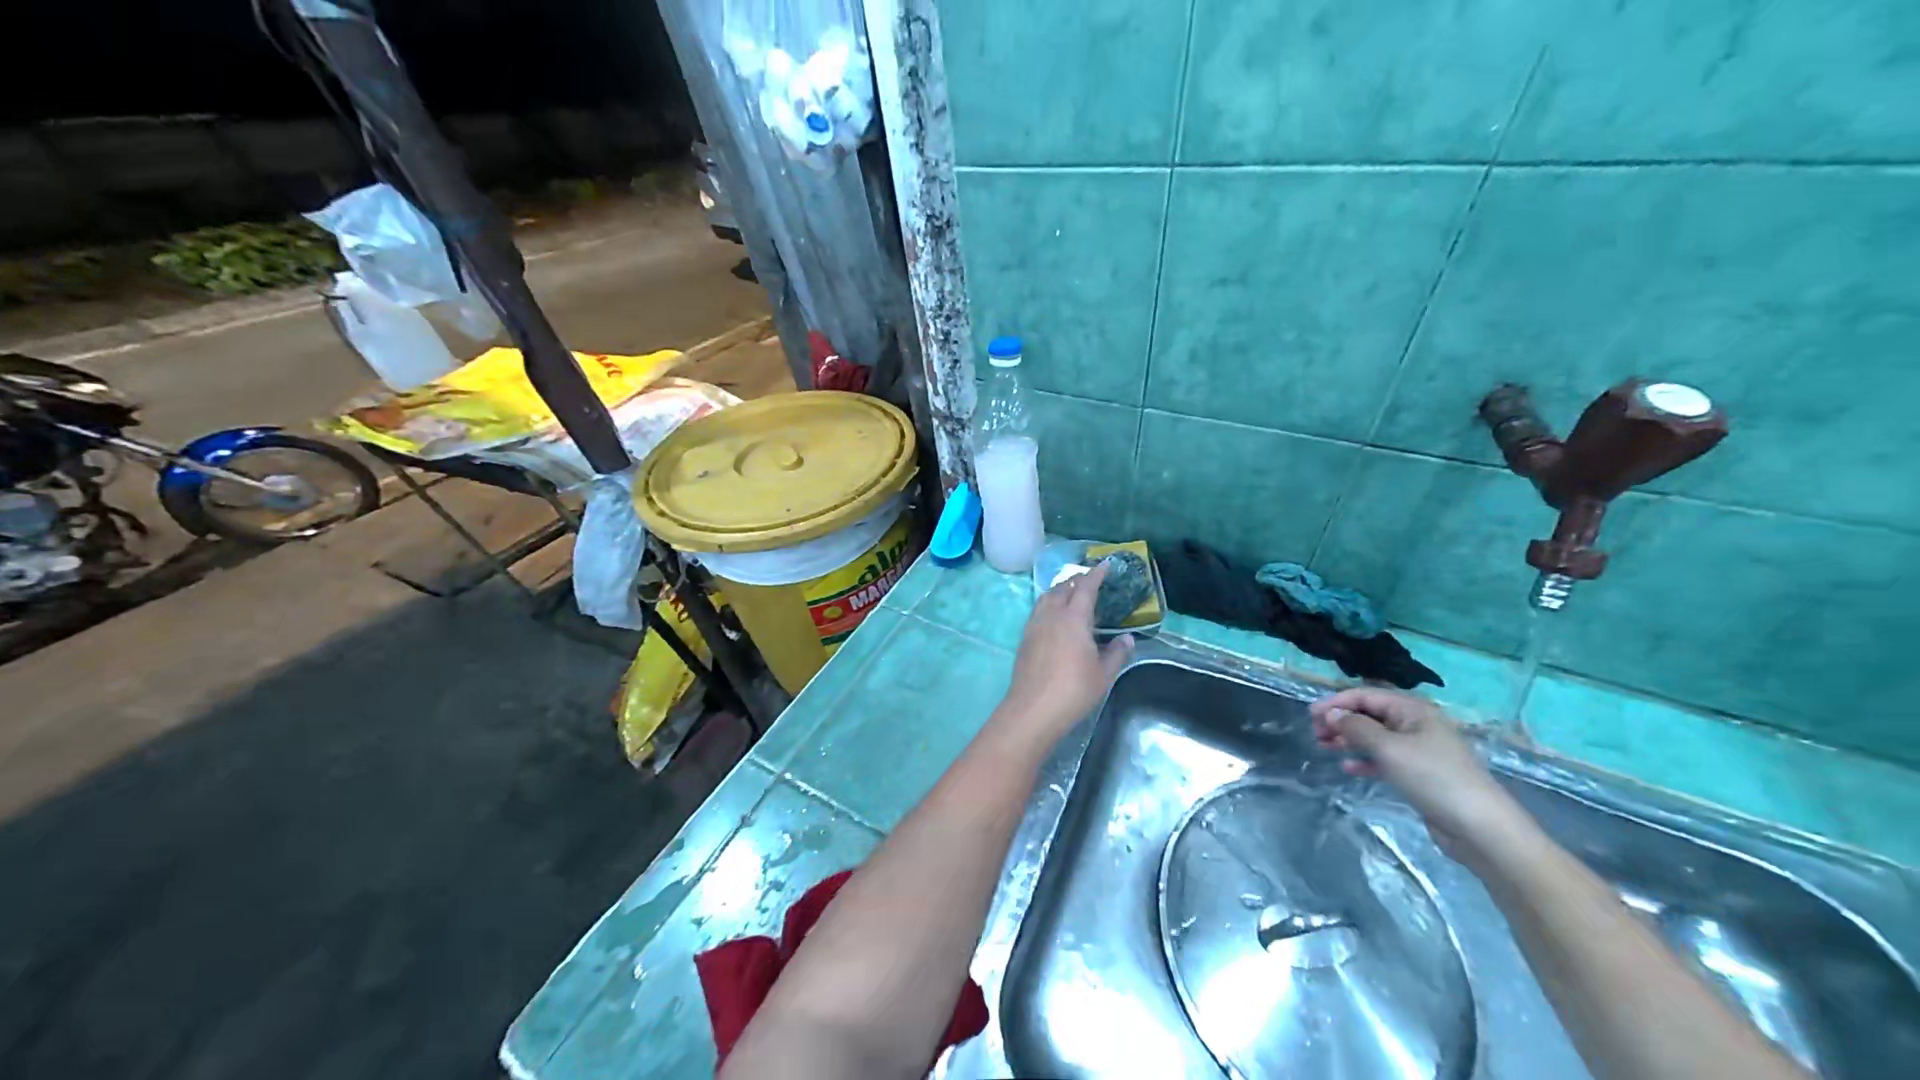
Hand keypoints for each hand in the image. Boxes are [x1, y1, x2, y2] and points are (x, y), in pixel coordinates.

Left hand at [993, 562, 1133, 751]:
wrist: (1033, 709)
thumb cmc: (1073, 690)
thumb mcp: (1103, 673)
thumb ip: (1117, 653)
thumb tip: (1127, 638)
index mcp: (1073, 618)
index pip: (1086, 587)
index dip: (1097, 574)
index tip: (1106, 565)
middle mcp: (1051, 615)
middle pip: (1063, 588)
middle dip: (1078, 581)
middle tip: (1092, 582)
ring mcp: (1034, 625)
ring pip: (1047, 597)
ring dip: (1061, 591)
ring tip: (1073, 596)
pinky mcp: (1025, 638)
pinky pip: (1038, 610)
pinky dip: (1050, 604)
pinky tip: (1056, 618)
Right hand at [1309, 688, 1527, 863]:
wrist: (1480, 827)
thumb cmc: (1433, 777)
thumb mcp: (1388, 748)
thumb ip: (1356, 728)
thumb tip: (1332, 714)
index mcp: (1413, 710)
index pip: (1366, 695)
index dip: (1336, 702)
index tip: (1310, 715)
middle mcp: (1416, 724)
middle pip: (1370, 714)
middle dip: (1341, 721)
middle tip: (1315, 733)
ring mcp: (1420, 749)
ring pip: (1375, 737)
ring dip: (1349, 739)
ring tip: (1324, 747)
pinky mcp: (1420, 774)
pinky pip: (1385, 759)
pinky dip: (1365, 760)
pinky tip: (1348, 768)